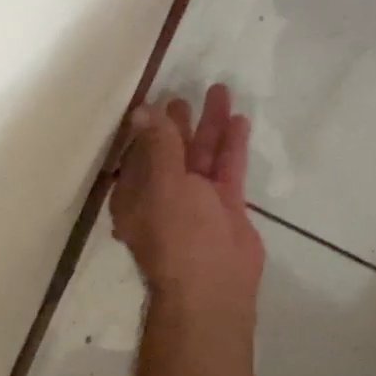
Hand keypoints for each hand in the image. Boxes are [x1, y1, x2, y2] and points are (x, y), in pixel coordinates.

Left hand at [111, 84, 265, 307]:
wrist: (214, 285)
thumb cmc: (178, 233)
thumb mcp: (163, 183)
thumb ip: (158, 144)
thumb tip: (141, 111)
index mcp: (136, 195)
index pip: (139, 153)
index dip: (149, 126)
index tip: (158, 98)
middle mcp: (163, 197)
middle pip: (172, 152)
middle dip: (180, 123)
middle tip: (187, 94)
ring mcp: (196, 203)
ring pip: (202, 157)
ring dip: (210, 127)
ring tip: (221, 91)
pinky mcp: (225, 209)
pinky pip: (226, 171)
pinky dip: (232, 147)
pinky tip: (239, 121)